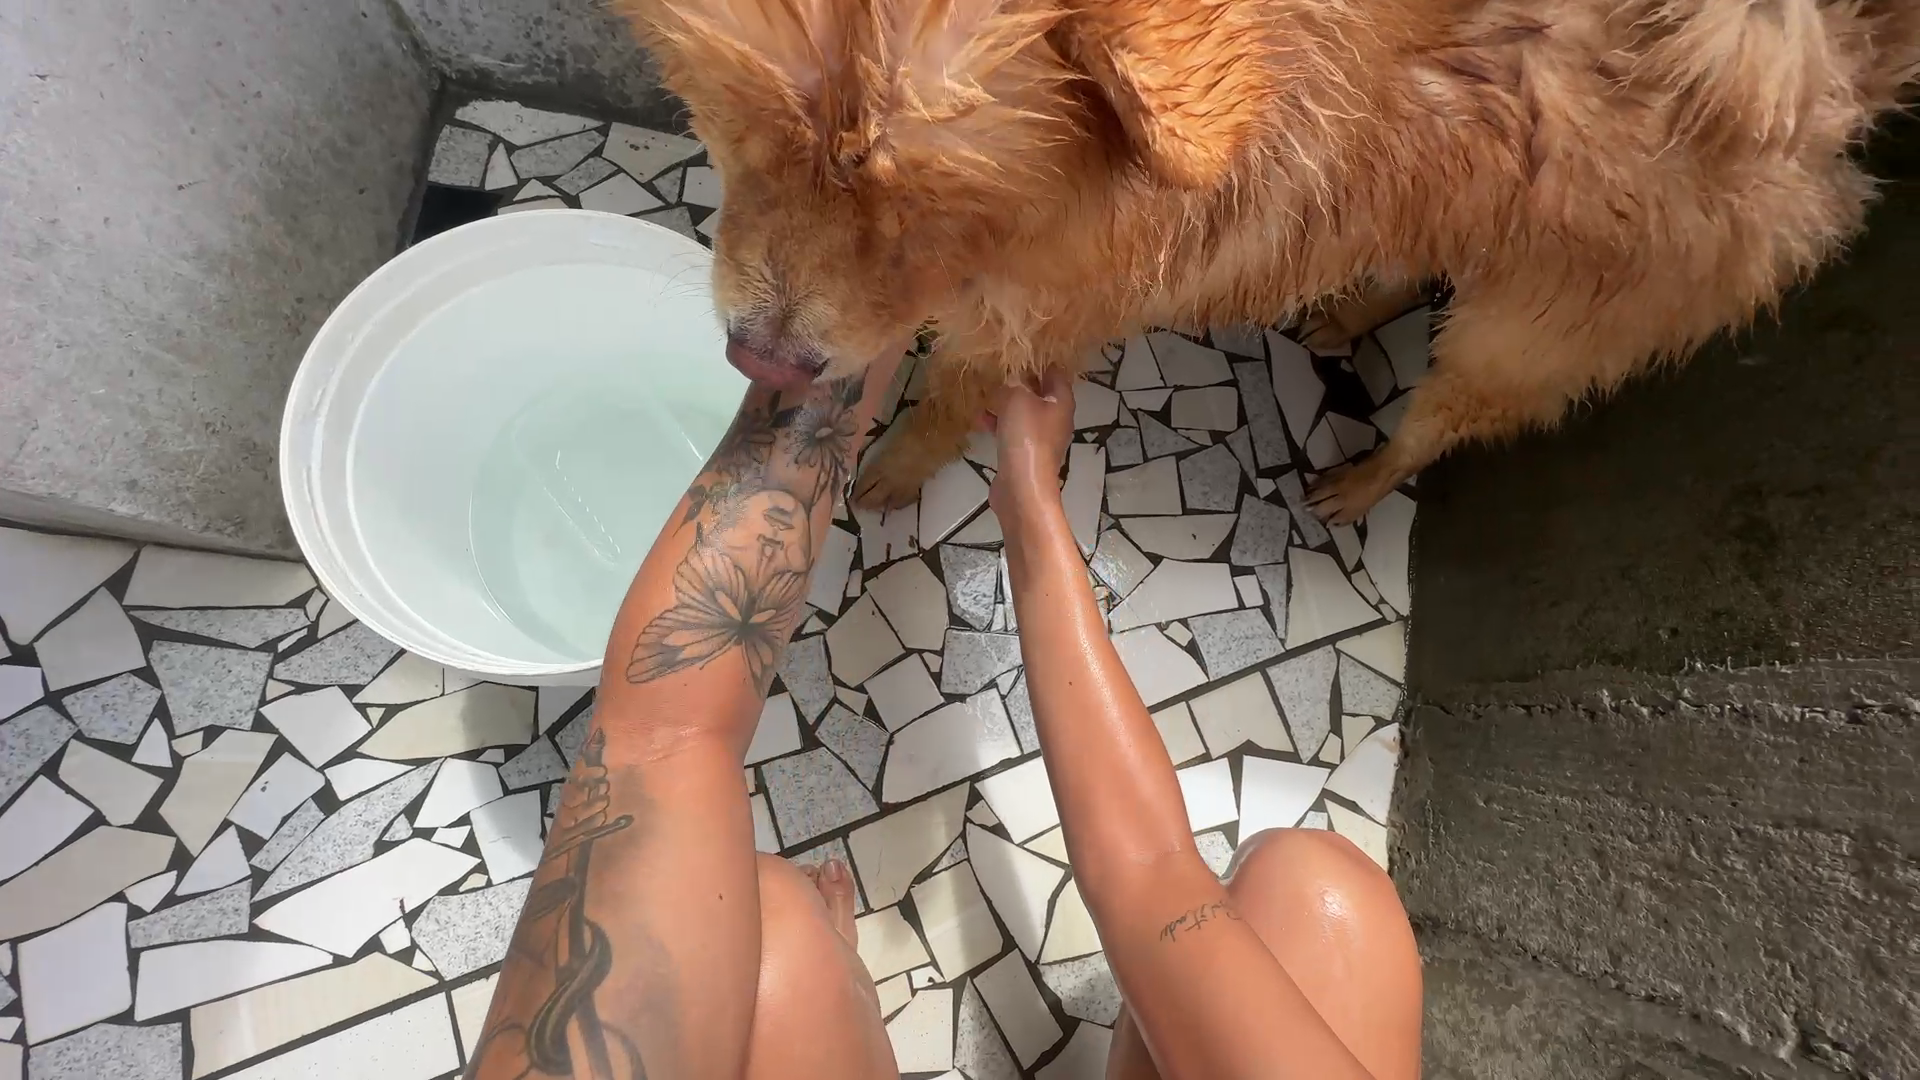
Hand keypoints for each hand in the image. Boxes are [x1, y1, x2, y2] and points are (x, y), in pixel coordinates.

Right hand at [982, 368, 1074, 523]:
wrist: (1022, 486)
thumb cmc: (1026, 437)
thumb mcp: (1017, 398)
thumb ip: (1014, 382)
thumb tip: (1011, 377)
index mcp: (1061, 402)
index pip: (1055, 373)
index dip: (1040, 360)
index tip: (1020, 351)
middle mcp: (1056, 419)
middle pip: (1039, 393)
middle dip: (1019, 382)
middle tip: (998, 369)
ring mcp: (1041, 439)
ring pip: (1023, 413)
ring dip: (1004, 403)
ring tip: (984, 392)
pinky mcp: (1024, 454)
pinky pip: (1012, 432)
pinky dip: (998, 424)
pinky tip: (979, 419)